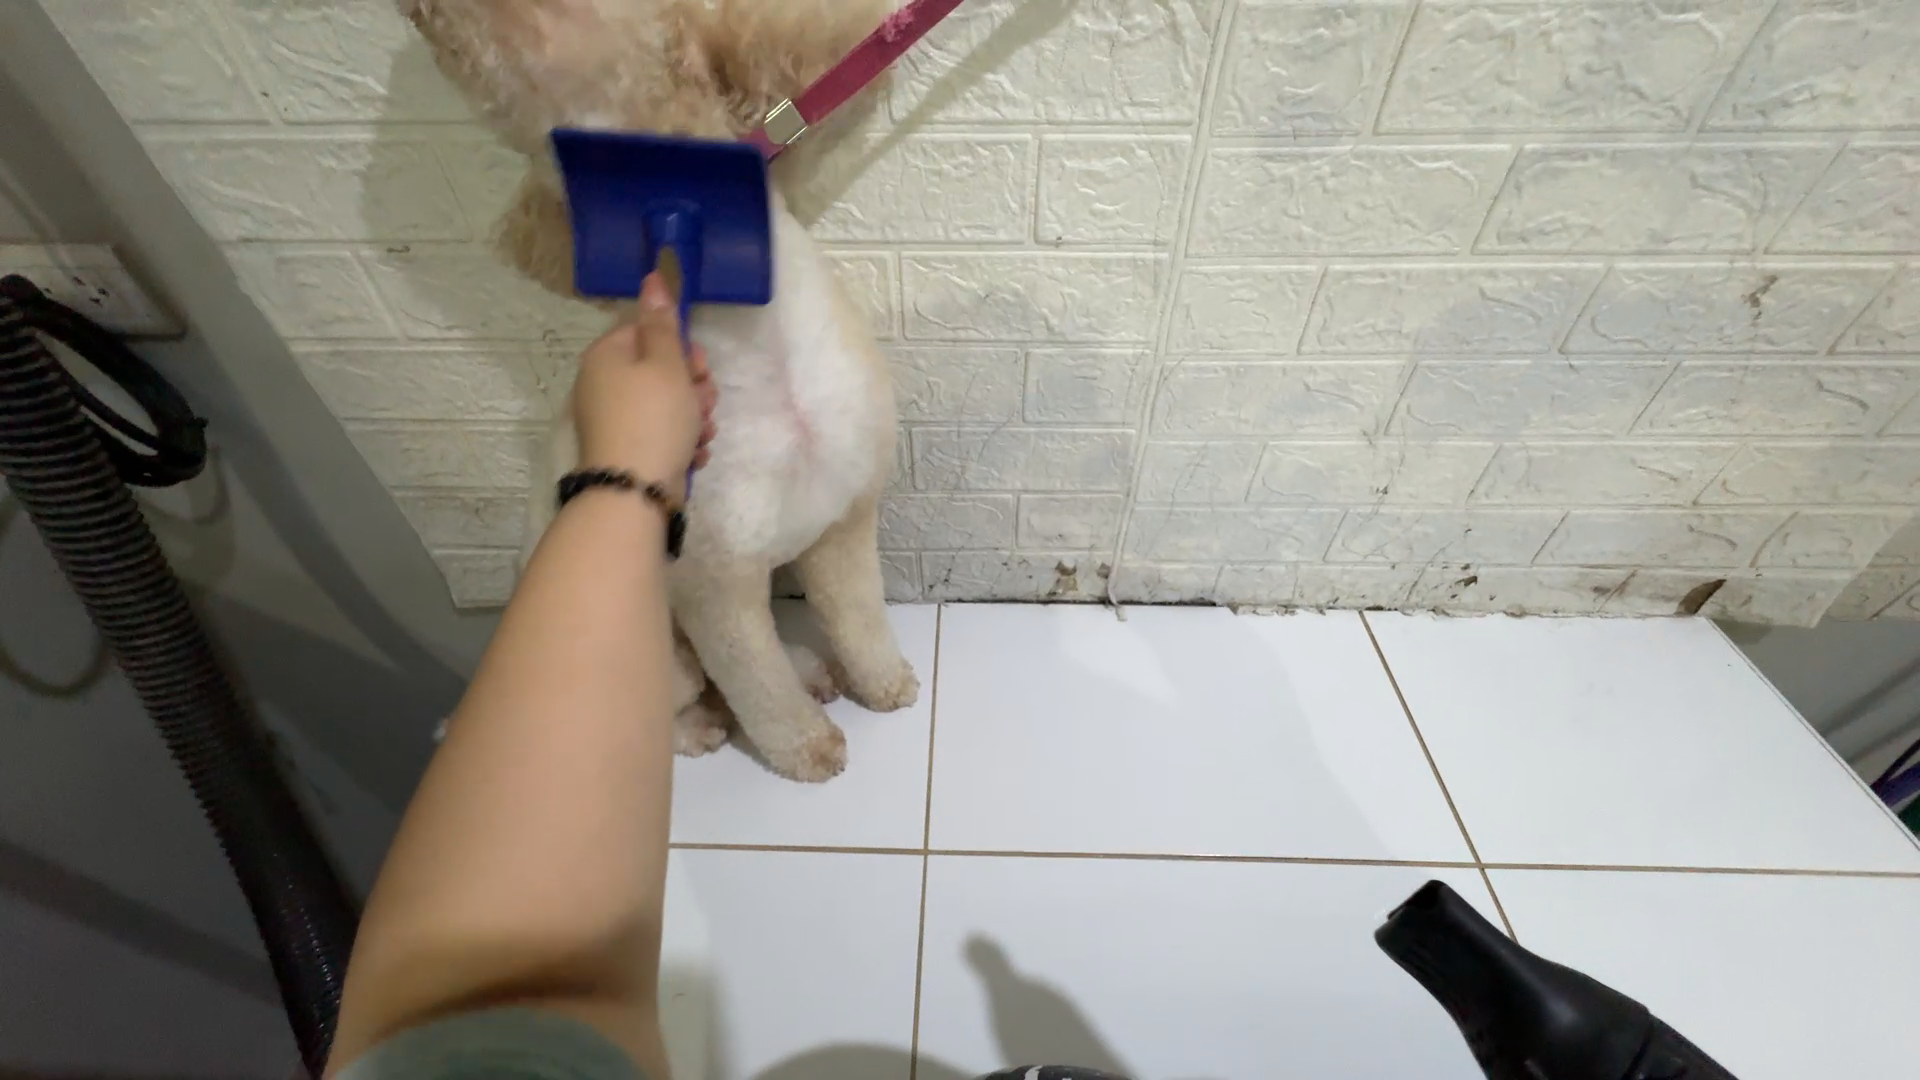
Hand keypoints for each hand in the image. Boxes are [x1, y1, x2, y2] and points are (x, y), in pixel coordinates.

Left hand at [572, 273, 718, 481]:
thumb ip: (663, 323)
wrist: (635, 489)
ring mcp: (616, 420)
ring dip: (694, 417)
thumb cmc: (654, 418)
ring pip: (668, 405)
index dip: (682, 349)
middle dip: (693, 387)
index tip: (700, 367)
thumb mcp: (666, 364)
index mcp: (609, 356)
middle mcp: (606, 384)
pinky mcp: (630, 449)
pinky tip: (694, 453)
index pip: (649, 333)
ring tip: (703, 433)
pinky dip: (683, 441)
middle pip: (661, 371)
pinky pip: (663, 434)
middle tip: (704, 402)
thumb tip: (652, 278)